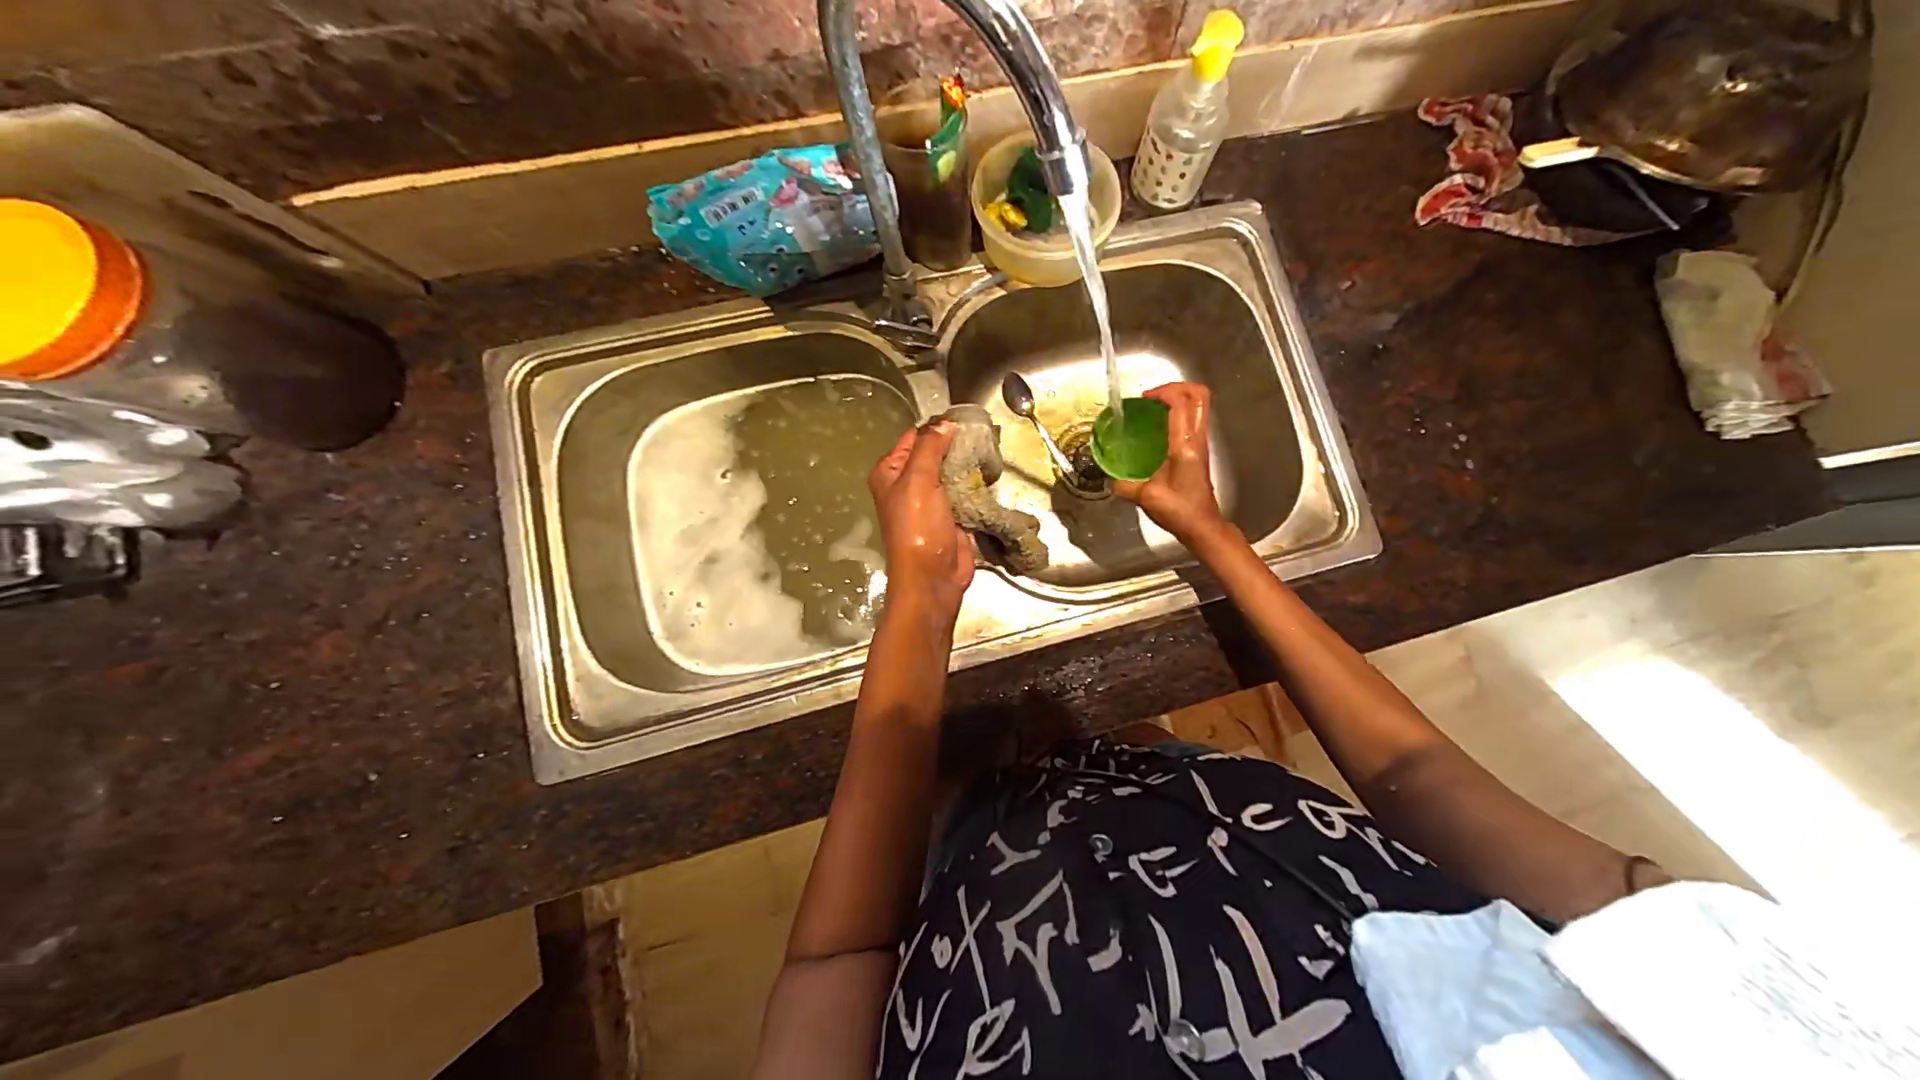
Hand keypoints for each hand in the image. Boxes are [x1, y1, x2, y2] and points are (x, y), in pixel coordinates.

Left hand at [869, 421, 974, 618]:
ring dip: (969, 465)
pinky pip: (965, 492)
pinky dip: (977, 485)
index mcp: (891, 472)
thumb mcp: (919, 480)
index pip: (914, 438)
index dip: (937, 428)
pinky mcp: (952, 515)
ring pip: (953, 472)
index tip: (965, 419)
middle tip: (984, 434)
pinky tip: (991, 474)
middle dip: (957, 445)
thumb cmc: (918, 528)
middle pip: (935, 454)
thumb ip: (931, 448)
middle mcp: (908, 484)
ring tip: (991, 450)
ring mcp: (931, 500)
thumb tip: (946, 424)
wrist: (933, 577)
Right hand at [1113, 382, 1227, 543]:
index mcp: (1185, 446)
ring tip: (1155, 406)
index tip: (1145, 398)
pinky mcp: (1200, 450)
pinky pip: (1194, 418)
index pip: (1182, 404)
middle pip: (1200, 395)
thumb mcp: (1146, 498)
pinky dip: (1179, 412)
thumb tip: (1111, 479)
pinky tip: (1159, 425)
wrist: (1202, 526)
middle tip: (1154, 395)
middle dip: (1177, 386)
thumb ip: (1125, 485)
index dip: (1164, 392)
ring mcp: (1202, 443)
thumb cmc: (1180, 512)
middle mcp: (1198, 440)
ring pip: (1200, 404)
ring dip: (1179, 397)